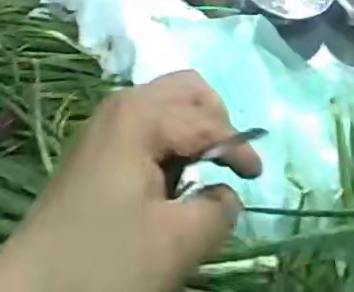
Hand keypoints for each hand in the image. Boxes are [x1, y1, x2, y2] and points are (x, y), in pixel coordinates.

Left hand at [0, 71, 261, 291]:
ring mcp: (106, 125)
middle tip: (227, 163)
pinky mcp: (97, 150)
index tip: (257, 180)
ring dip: (192, 132)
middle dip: (215, 119)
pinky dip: (170, 145)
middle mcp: (123, 104)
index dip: (238, 147)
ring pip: (167, 106)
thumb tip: (226, 194)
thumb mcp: (174, 244)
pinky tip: (170, 185)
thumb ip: (217, 211)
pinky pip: (147, 128)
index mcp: (141, 114)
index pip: (207, 119)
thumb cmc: (103, 263)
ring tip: (199, 179)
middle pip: (187, 90)